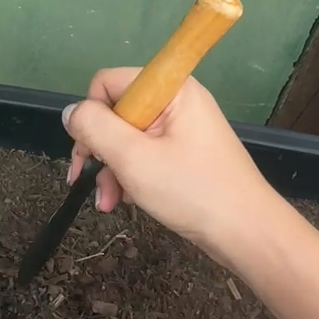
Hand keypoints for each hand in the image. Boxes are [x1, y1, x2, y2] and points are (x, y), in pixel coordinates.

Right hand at [62, 67, 291, 265]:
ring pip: (125, 137)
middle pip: (115, 111)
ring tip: (108, 202)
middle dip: (98, 148)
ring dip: (110, 168)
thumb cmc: (192, 191)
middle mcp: (176, 101)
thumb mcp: (133, 158)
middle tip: (87, 179)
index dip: (94, 114)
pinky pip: (143, 152)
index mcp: (171, 89)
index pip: (109, 82)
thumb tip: (70, 112)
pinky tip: (123, 201)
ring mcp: (180, 128)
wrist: (249, 236)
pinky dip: (128, 175)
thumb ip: (94, 128)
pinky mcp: (183, 152)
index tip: (93, 148)